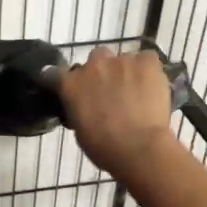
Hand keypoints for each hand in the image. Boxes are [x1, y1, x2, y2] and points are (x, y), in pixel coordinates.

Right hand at [57, 48, 178, 179]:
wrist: (138, 147)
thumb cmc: (104, 147)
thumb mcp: (79, 129)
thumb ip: (78, 108)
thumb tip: (84, 105)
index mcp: (71, 85)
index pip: (55, 73)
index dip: (64, 80)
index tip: (69, 87)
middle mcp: (94, 66)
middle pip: (96, 58)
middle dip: (101, 72)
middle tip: (110, 92)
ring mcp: (122, 61)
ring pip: (123, 60)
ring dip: (126, 72)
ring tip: (135, 93)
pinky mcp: (147, 62)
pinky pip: (146, 59)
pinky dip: (148, 70)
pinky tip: (151, 86)